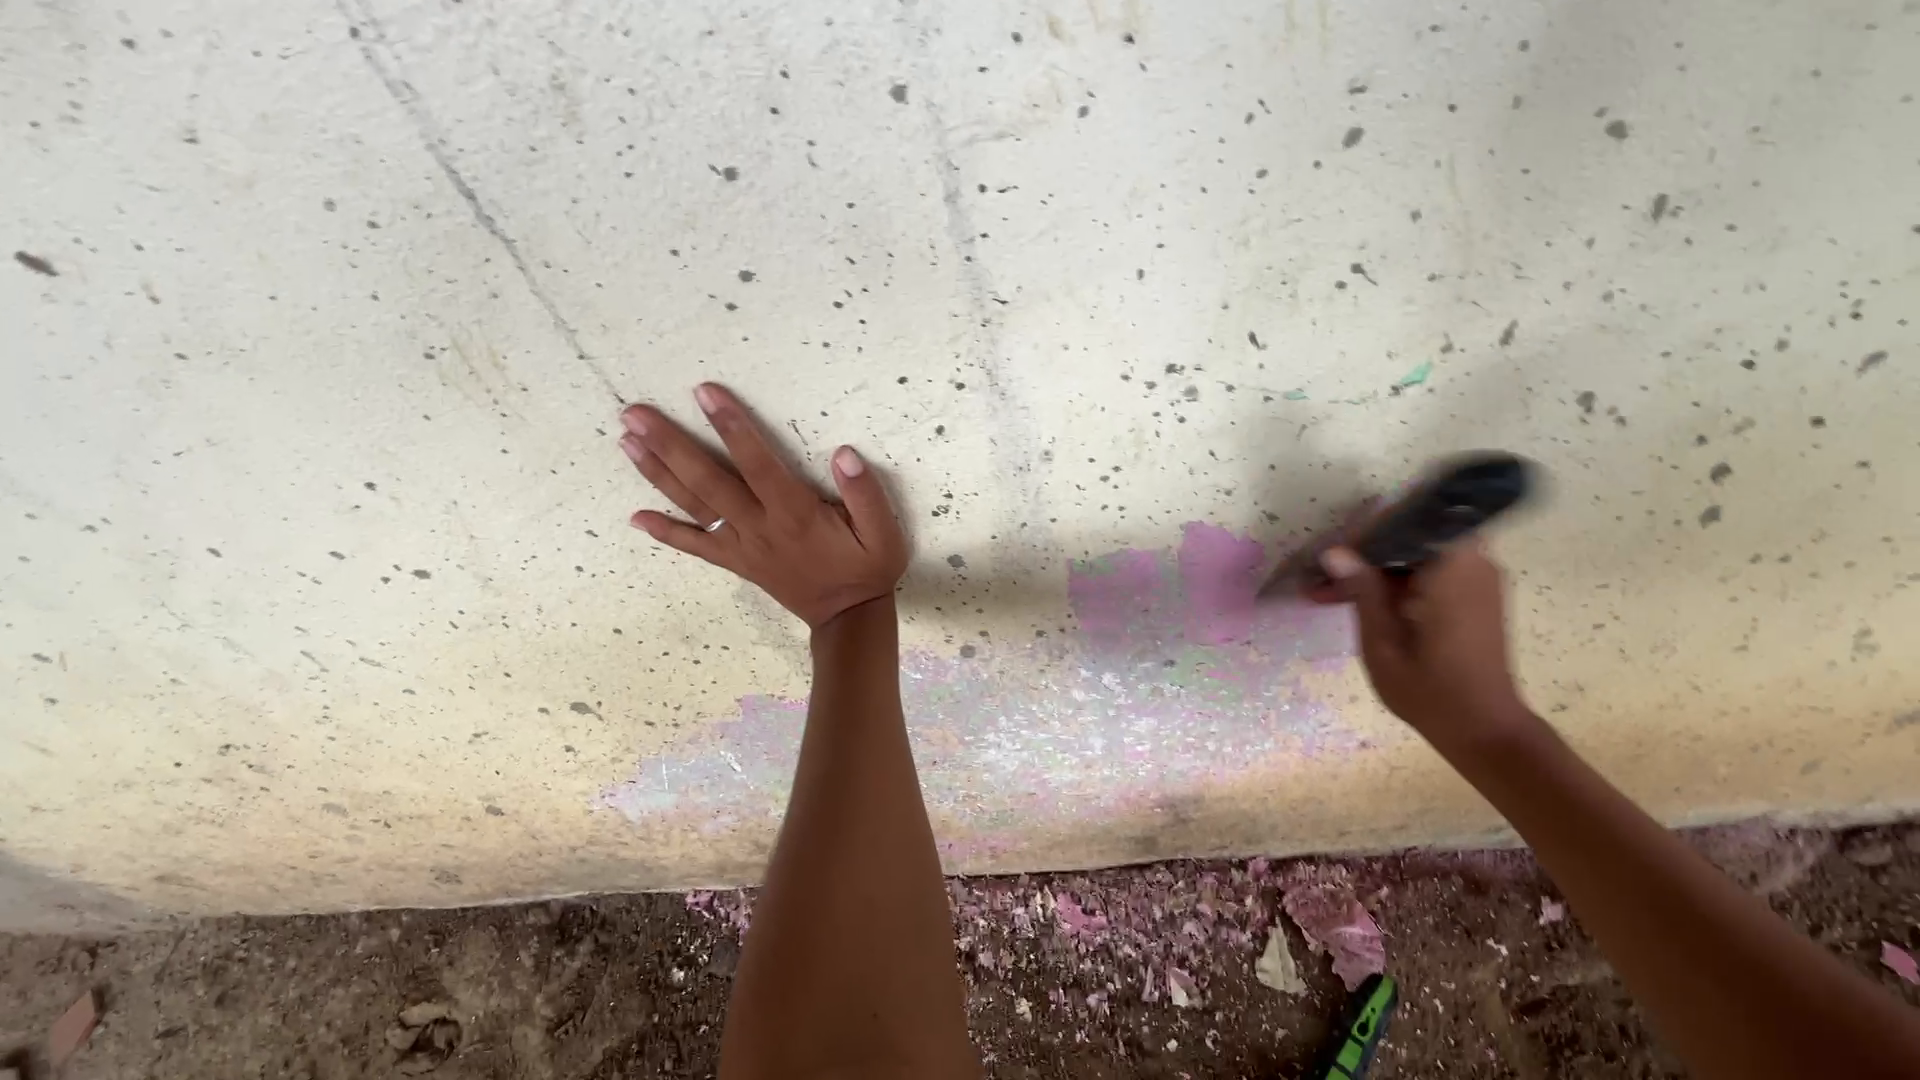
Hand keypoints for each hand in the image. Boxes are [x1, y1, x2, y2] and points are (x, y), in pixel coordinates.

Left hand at [617, 384, 908, 629]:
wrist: (848, 618)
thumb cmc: (867, 569)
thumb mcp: (884, 533)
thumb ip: (866, 494)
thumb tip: (844, 453)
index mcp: (795, 513)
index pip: (756, 463)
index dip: (731, 427)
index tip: (704, 392)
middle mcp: (760, 527)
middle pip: (707, 481)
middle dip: (670, 444)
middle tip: (634, 413)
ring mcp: (743, 546)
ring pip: (694, 506)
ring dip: (658, 474)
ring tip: (626, 442)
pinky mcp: (737, 562)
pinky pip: (696, 546)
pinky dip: (665, 533)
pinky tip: (636, 518)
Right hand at [1316, 543, 1533, 747]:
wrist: (1484, 729)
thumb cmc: (1430, 690)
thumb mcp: (1382, 642)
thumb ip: (1362, 590)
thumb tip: (1335, 552)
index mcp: (1454, 568)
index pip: (1409, 519)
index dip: (1368, 530)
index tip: (1335, 554)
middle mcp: (1475, 562)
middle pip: (1413, 533)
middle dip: (1367, 549)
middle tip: (1326, 574)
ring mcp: (1479, 577)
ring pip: (1418, 551)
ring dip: (1378, 567)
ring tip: (1333, 592)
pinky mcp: (1476, 594)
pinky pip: (1431, 569)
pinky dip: (1398, 580)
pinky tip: (1364, 603)